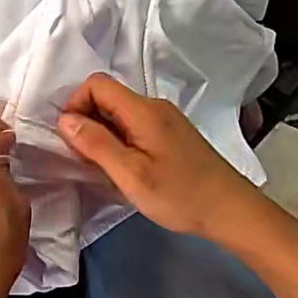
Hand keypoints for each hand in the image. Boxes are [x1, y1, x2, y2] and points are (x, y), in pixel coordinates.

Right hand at [57, 73, 260, 238]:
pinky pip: (133, 125)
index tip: (72, 138)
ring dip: (102, 133)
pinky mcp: (171, 134)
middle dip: (86, 121)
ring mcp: (165, 119)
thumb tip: (64, 120)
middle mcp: (154, 106)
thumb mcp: (130, 174)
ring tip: (105, 167)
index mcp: (143, 110)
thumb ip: (96, 144)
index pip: (96, 84)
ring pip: (118, 113)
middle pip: (107, 97)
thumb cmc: (180, 195)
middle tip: (85, 158)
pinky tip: (125, 168)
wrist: (233, 212)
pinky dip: (118, 140)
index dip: (76, 105)